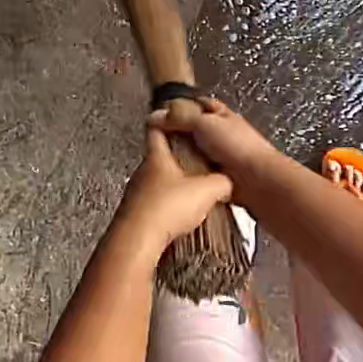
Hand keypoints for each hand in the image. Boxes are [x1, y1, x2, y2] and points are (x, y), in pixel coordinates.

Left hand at [112, 126, 234, 254]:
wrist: (137, 240)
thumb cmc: (167, 207)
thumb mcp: (205, 191)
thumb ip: (221, 182)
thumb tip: (228, 181)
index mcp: (155, 158)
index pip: (156, 130)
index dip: (166, 122)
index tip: (176, 120)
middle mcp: (142, 172)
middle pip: (158, 158)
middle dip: (176, 159)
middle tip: (196, 162)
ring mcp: (135, 194)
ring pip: (155, 182)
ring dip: (171, 185)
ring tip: (191, 193)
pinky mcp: (134, 215)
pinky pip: (152, 203)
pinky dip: (165, 206)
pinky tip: (178, 216)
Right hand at [147, 98, 278, 174]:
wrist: (257, 180)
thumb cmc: (235, 145)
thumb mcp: (204, 123)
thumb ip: (179, 117)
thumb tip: (153, 116)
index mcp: (222, 115)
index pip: (199, 104)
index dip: (181, 106)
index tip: (161, 113)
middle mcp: (221, 133)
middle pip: (193, 129)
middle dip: (177, 133)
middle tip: (154, 137)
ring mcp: (220, 156)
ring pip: (193, 152)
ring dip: (181, 155)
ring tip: (159, 158)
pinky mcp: (217, 176)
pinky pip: (197, 171)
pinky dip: (187, 173)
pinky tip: (173, 174)